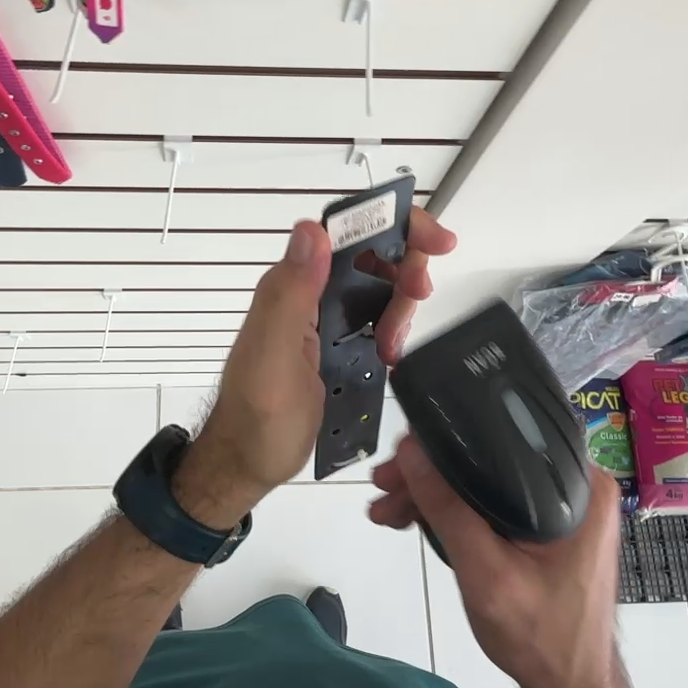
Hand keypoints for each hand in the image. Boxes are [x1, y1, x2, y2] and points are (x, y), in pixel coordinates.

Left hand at [179, 211, 455, 524]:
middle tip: (419, 300)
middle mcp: (306, 292)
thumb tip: (312, 229)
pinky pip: (374, 318)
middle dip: (404, 268)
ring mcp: (321, 318)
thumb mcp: (274, 358)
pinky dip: (393, 328)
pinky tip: (391, 353)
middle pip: (370, 253)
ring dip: (400, 303)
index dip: (395, 223)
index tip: (438, 243)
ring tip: (394, 345)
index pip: (345, 230)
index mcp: (291, 285)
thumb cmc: (259, 419)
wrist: (249, 463)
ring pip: (377, 285)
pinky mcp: (334, 343)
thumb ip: (290, 295)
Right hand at [368, 437, 622, 687]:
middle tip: (382, 486)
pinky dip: (453, 510)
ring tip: (384, 512)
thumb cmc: (541, 637)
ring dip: (432, 493)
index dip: (447, 439)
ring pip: (482, 480)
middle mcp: (574, 483)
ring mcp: (558, 504)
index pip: (506, 436)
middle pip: (487, 458)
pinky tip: (411, 520)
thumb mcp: (486, 572)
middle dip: (429, 473)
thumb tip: (408, 450)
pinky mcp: (542, 524)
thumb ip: (447, 510)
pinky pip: (490, 501)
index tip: (403, 454)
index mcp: (581, 484)